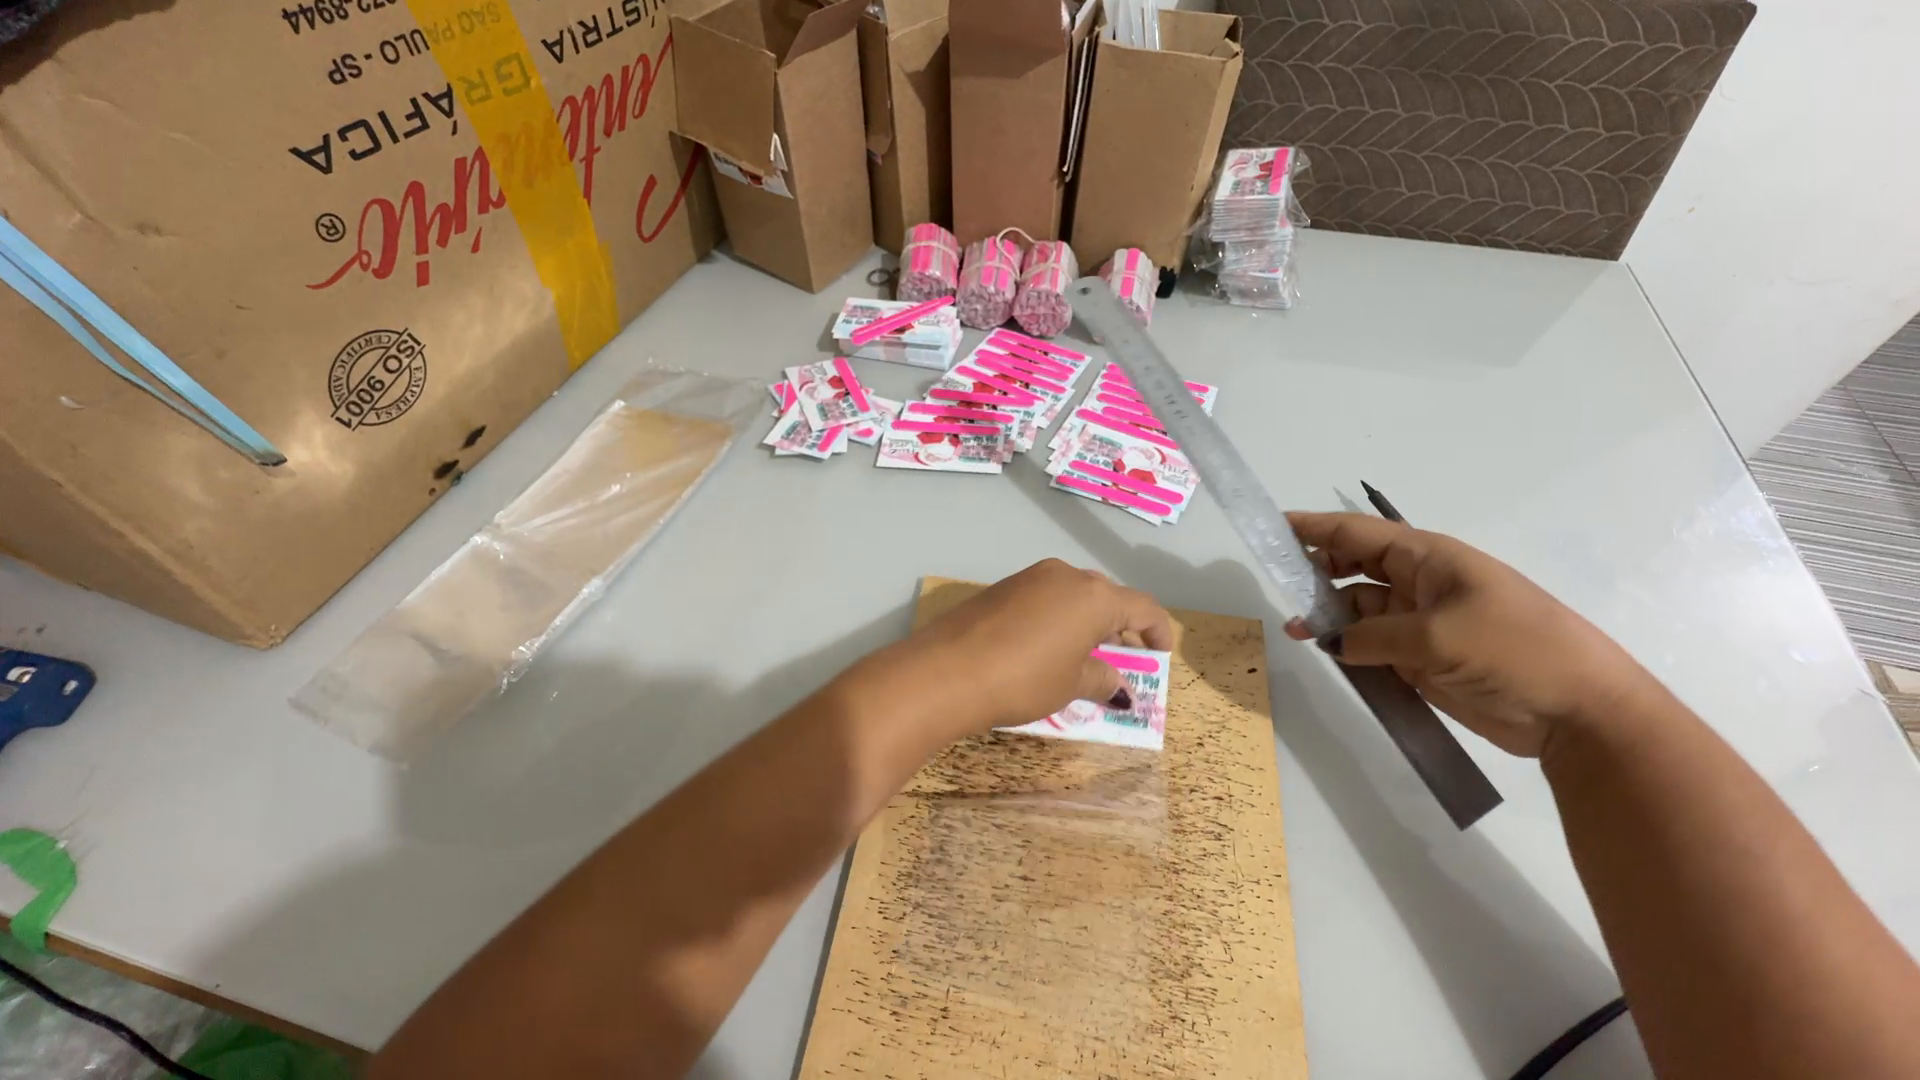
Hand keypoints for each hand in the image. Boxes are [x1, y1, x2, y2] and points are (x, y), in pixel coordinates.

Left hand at [888, 560, 1173, 735]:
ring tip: (1086, 657)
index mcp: (1094, 596)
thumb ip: (1101, 678)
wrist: (945, 672)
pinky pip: (1045, 600)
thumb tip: (1117, 682)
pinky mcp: (1002, 588)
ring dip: (1087, 623)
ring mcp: (1031, 578)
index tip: (1160, 655)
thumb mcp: (1070, 685)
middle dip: (1120, 627)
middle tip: (1124, 659)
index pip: (1143, 607)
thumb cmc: (1022, 680)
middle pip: (1107, 597)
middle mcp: (1066, 576)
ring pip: (1074, 596)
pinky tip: (1048, 649)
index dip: (1158, 631)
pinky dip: (1058, 620)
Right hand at [1283, 512, 1652, 756]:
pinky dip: (1346, 646)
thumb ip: (1371, 636)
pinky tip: (1326, 652)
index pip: (1359, 533)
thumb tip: (1330, 641)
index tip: (1274, 527)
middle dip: (1316, 572)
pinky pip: (1371, 643)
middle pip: (1354, 567)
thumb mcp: (1435, 637)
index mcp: (1429, 559)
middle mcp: (1421, 584)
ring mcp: (1421, 622)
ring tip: (1296, 629)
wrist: (1580, 711)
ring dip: (1328, 615)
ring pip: (1358, 608)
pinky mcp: (1422, 658)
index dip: (1315, 528)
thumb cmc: (1514, 650)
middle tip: (1280, 586)